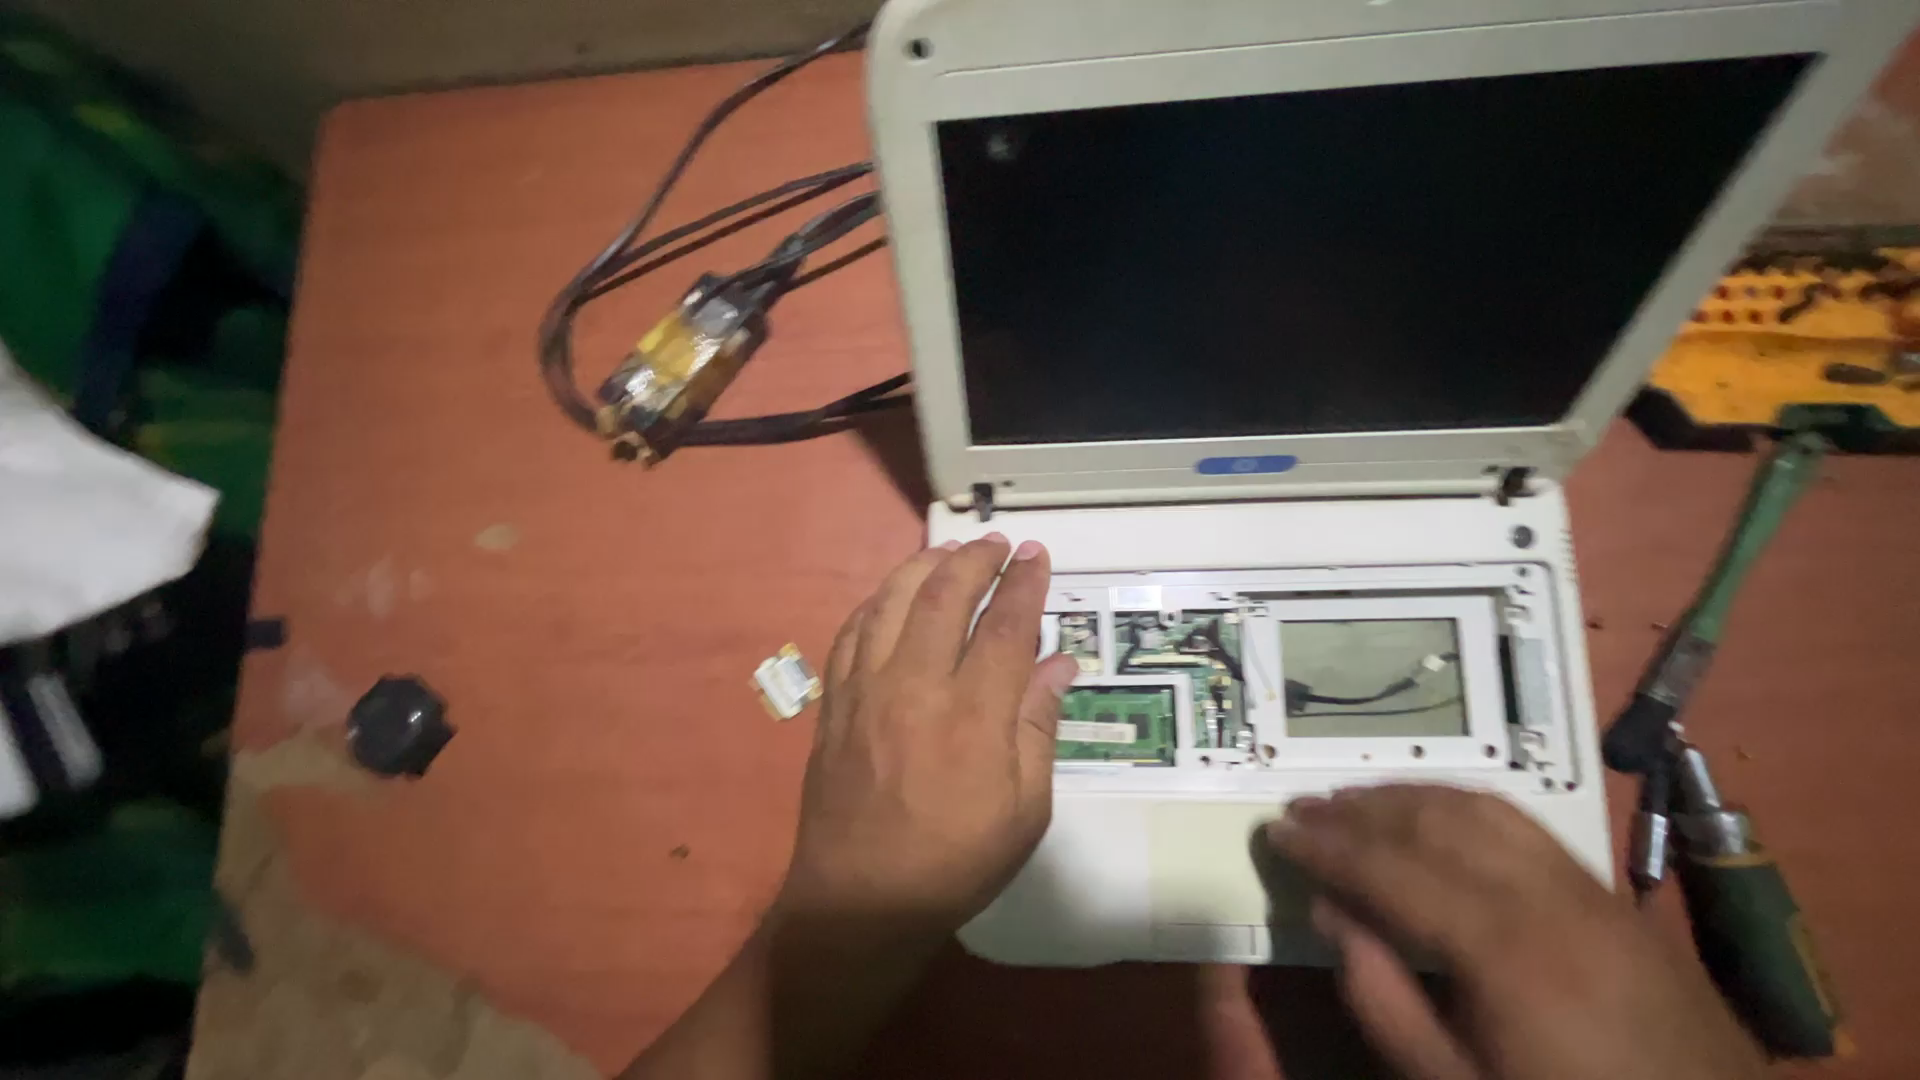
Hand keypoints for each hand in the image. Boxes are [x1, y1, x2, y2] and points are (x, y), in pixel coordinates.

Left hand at [775, 534, 1079, 938]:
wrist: (861, 901)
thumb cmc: (955, 862)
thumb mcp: (1025, 809)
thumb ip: (1039, 726)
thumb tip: (1058, 662)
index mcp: (973, 716)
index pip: (1005, 626)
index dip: (1025, 584)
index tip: (1037, 555)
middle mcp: (916, 686)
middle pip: (945, 596)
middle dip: (976, 559)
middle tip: (997, 543)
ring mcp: (865, 689)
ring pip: (892, 601)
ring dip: (924, 566)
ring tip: (949, 550)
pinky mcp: (834, 701)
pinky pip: (853, 631)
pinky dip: (878, 601)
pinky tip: (893, 595)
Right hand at [1268, 784, 1764, 1079]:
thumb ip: (1380, 996)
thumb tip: (1328, 909)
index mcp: (1506, 952)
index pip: (1390, 870)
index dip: (1324, 847)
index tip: (1275, 830)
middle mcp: (1547, 898)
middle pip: (1430, 824)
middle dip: (1354, 811)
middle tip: (1300, 808)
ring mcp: (1587, 888)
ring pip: (1475, 807)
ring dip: (1402, 796)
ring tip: (1350, 801)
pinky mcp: (1609, 892)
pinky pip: (1520, 820)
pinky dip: (1457, 801)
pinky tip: (1427, 809)